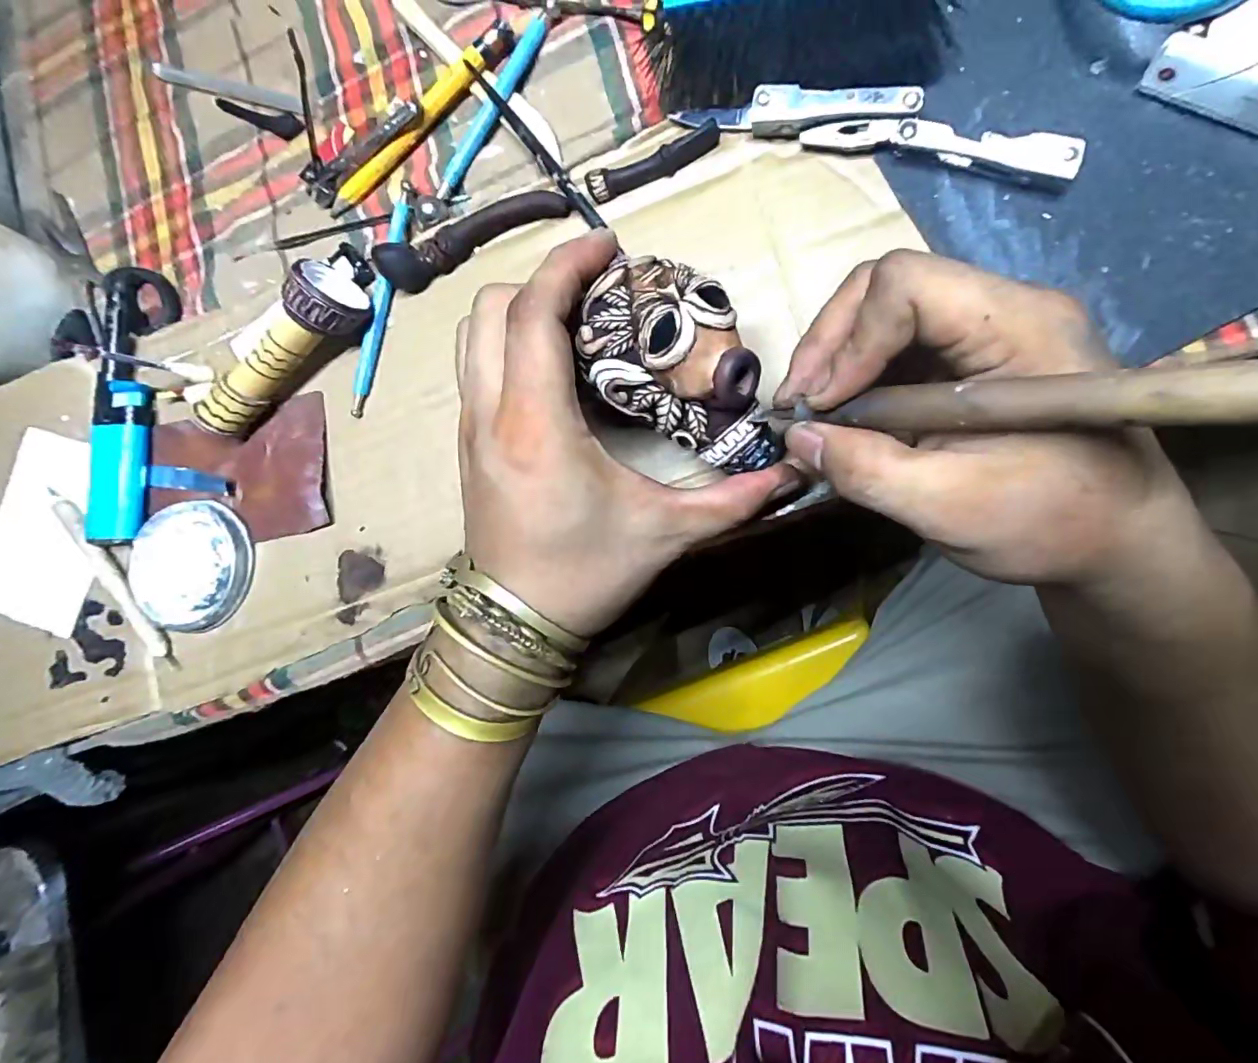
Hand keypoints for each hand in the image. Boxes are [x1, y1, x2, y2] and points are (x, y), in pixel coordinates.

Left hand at [456, 230, 800, 637]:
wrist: (514, 622)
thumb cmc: (583, 576)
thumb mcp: (664, 534)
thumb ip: (730, 500)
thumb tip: (789, 475)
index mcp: (536, 425)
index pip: (534, 313)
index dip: (567, 263)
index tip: (607, 246)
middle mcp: (490, 414)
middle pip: (491, 307)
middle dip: (541, 281)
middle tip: (595, 290)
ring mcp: (469, 428)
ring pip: (471, 334)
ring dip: (515, 309)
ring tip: (569, 319)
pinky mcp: (467, 444)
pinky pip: (472, 366)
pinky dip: (504, 342)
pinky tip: (548, 366)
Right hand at [776, 251, 1195, 587]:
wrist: (1115, 540)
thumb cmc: (1052, 524)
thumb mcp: (950, 508)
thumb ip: (867, 471)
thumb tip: (798, 438)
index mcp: (1019, 329)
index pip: (907, 285)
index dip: (849, 339)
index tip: (821, 405)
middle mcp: (1002, 311)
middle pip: (885, 286)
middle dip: (828, 344)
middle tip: (799, 404)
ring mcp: (983, 333)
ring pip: (880, 312)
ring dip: (833, 361)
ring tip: (810, 415)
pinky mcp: (966, 361)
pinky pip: (893, 349)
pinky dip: (853, 379)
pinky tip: (839, 418)